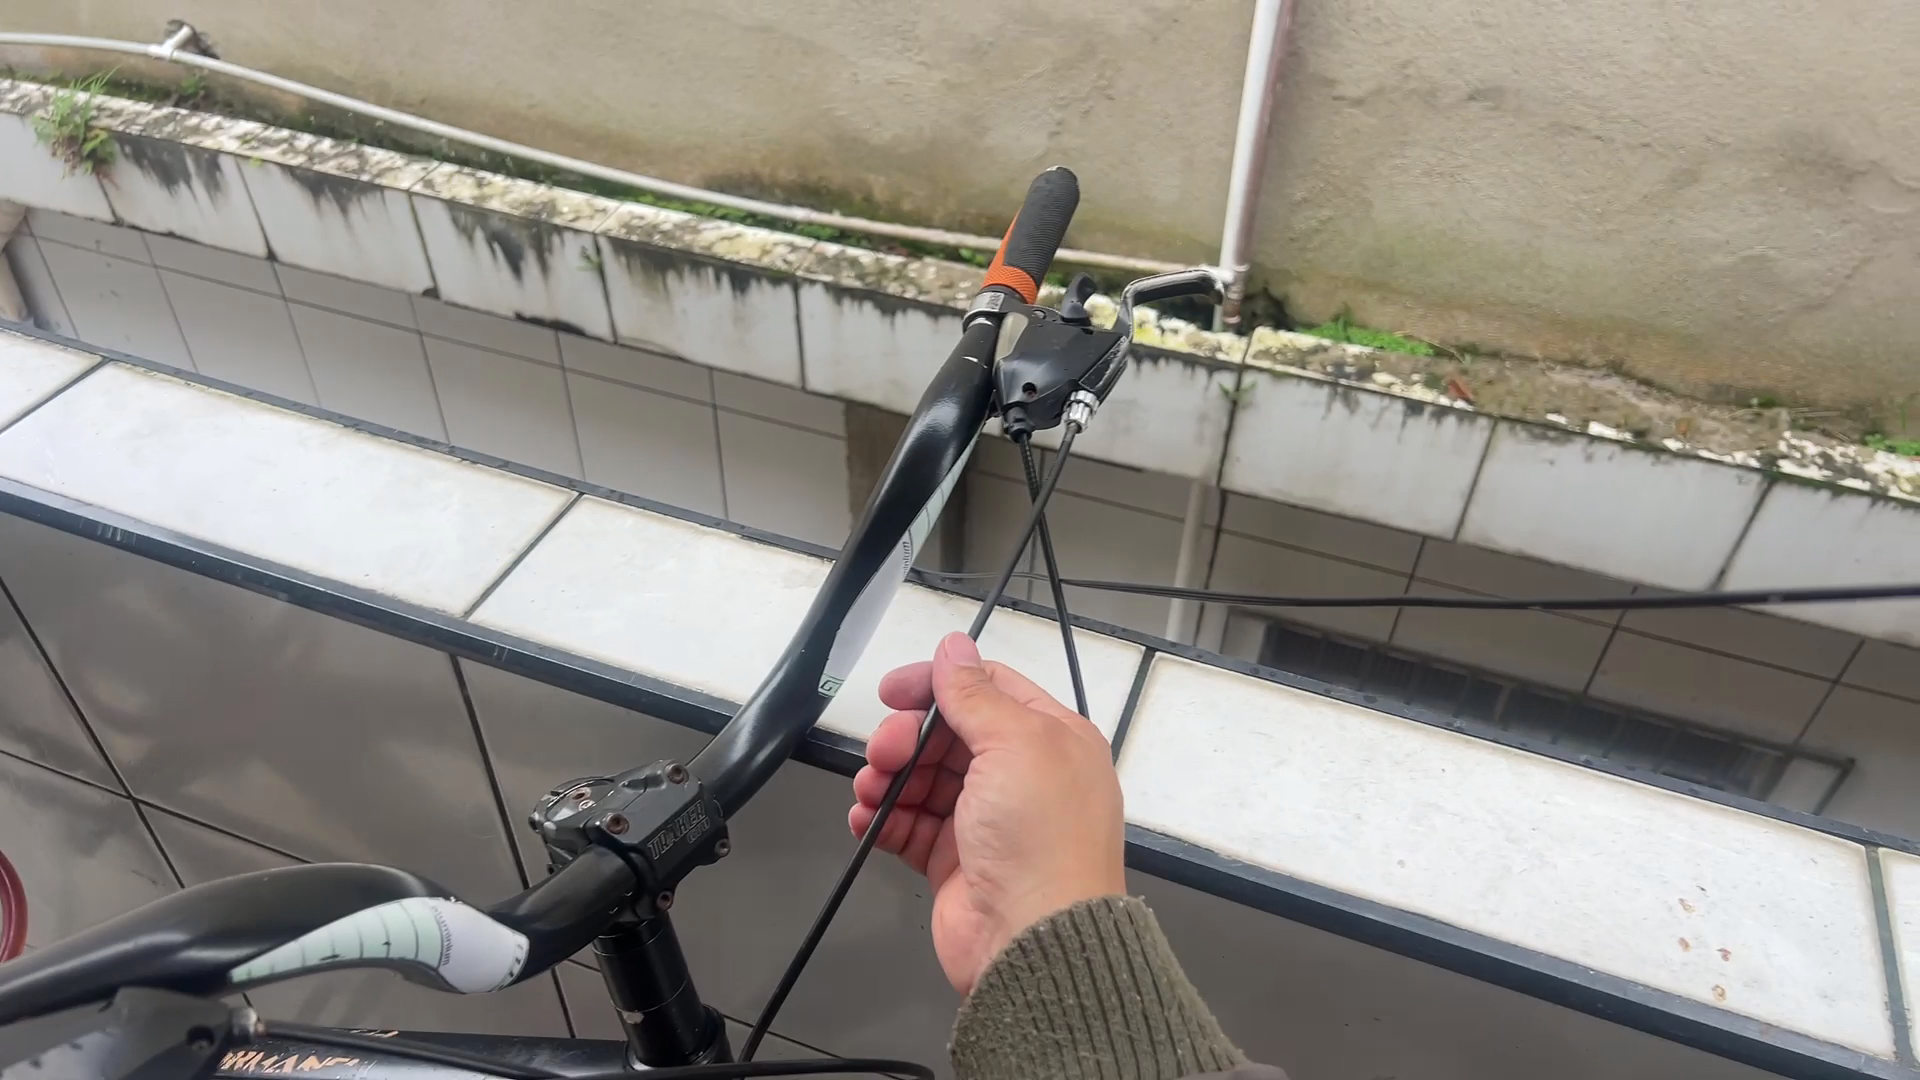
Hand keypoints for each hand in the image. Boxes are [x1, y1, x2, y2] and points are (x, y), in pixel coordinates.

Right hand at [850, 631, 1125, 995]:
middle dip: (907, 736)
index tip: (895, 690)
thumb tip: (954, 646)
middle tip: (884, 749)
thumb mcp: (1014, 744)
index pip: (986, 689)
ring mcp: (986, 816)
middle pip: (947, 733)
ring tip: (871, 787)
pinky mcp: (955, 857)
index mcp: (1048, 738)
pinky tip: (867, 816)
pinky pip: (910, 822)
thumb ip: (975, 693)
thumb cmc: (1042, 842)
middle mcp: (1020, 773)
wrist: (1034, 948)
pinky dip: (885, 816)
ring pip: (923, 775)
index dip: (937, 684)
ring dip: (889, 775)